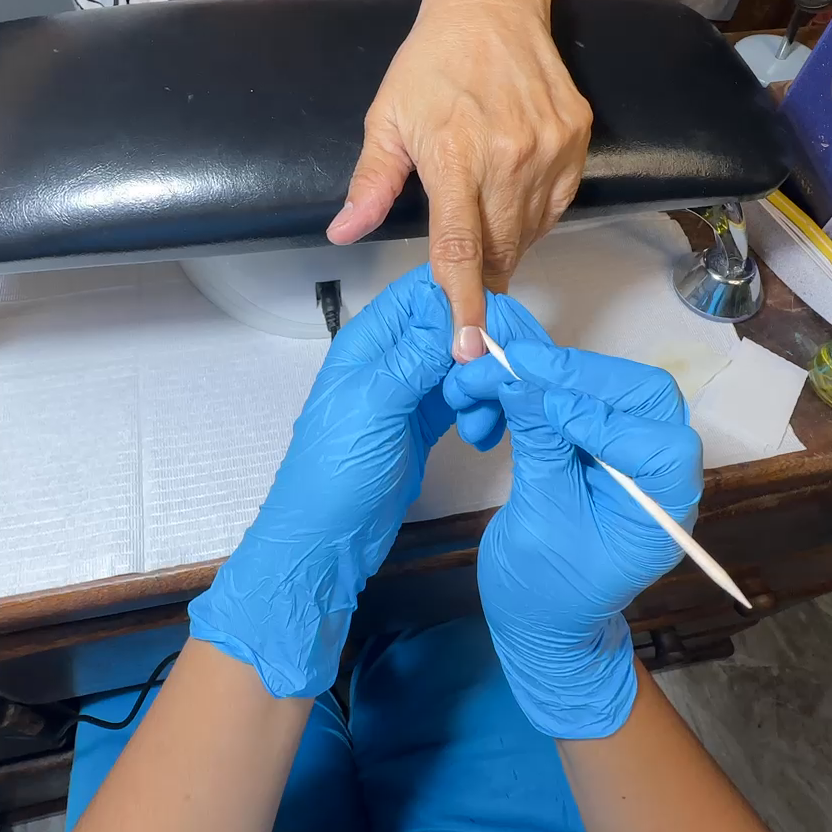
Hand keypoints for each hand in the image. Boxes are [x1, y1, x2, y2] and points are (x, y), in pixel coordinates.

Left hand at [188, 264, 455, 697]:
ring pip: (464, 363)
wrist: (328, 540)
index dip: (465, 299)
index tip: (498, 331)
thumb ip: (413, 354)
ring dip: (484, 387)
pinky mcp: (427, 421)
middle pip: (453, 325)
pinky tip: (481, 438)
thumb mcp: (374, 405)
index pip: (424, 291)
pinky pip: (465, 398)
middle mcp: (393, 356)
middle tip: (502, 383)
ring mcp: (411, 390)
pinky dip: (481, 411)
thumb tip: (451, 302)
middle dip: (484, 349)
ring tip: (481, 426)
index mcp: (371, 340)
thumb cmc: (337, 471)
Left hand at [326, 0, 590, 360]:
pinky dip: (533, 217)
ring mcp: (551, 149)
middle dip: (484, 277)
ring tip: (485, 218)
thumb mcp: (387, 118)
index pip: (460, 249)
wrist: (493, 6)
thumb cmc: (430, 64)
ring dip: (507, 245)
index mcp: (455, 156)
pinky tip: (512, 196)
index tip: (470, 347)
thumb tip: (344, 234)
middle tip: (468, 282)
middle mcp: (510, 158)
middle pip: (501, 250)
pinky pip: (557, 205)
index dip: (465, 302)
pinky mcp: (578, 140)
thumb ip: (371, 183)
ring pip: (531, 232)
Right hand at [445, 336, 701, 738]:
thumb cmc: (545, 589)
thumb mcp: (540, 520)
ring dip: (554, 374)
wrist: (540, 618)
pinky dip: (542, 388)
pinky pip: (580, 398)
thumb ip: (540, 448)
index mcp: (661, 507)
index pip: (659, 442)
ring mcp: (630, 452)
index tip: (548, 406)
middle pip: (641, 395)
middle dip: (579, 374)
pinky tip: (506, 391)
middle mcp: (658, 470)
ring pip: (610, 387)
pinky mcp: (599, 442)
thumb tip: (522, 382)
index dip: (606, 416)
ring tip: (499, 373)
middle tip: (517, 363)